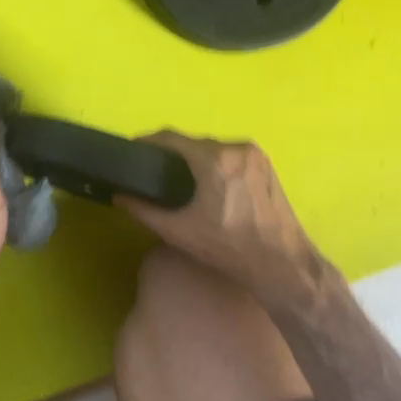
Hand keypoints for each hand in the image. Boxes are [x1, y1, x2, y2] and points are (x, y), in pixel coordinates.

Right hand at [116, 132, 335, 310]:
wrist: (281, 262)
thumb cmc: (227, 246)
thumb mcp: (178, 231)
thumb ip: (144, 211)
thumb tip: (118, 196)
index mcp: (215, 160)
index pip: (172, 138)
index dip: (147, 141)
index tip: (131, 150)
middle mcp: (237, 148)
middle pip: (194, 143)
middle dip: (171, 153)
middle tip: (151, 170)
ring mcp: (255, 155)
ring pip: (214, 149)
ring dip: (194, 159)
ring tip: (176, 177)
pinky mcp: (266, 166)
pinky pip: (231, 156)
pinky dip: (214, 164)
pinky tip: (204, 183)